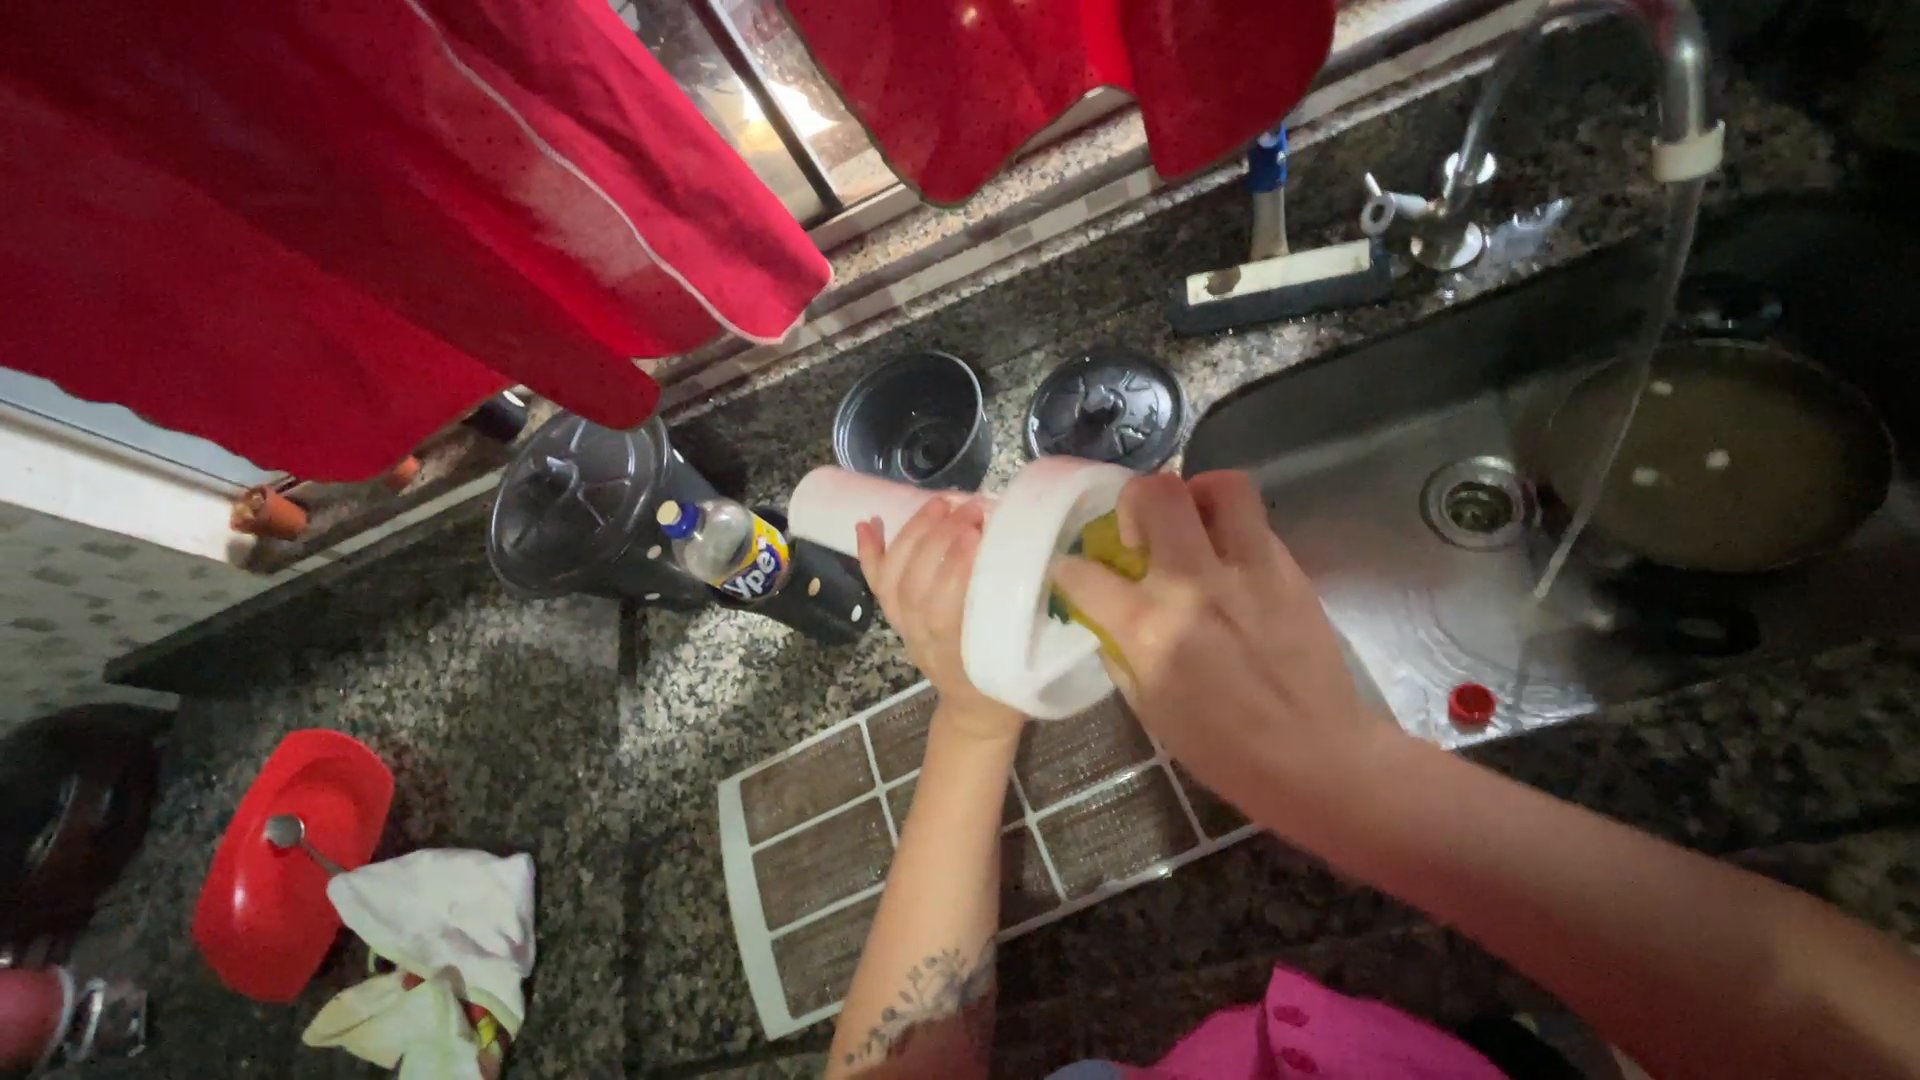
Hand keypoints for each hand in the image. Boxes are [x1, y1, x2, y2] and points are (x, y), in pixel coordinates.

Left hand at [856, 496, 1024, 740]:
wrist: (975, 710)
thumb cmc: (1008, 682)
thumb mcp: (1027, 658)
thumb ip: (1029, 619)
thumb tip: (1051, 562)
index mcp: (958, 654)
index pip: (942, 610)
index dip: (953, 569)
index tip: (978, 533)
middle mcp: (923, 639)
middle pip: (915, 585)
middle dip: (938, 539)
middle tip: (970, 509)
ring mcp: (904, 628)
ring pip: (894, 578)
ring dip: (913, 535)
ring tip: (940, 504)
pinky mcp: (895, 618)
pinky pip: (877, 583)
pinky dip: (869, 552)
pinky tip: (868, 521)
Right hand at [1050, 471, 1396, 805]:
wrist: (1316, 757)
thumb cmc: (1222, 747)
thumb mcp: (1147, 707)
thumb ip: (1119, 648)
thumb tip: (1105, 611)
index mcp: (1150, 629)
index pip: (1085, 572)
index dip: (1068, 568)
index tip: (1074, 572)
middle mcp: (1195, 584)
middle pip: (1156, 494)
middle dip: (1133, 501)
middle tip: (1140, 533)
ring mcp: (1248, 571)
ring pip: (1220, 486)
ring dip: (1195, 495)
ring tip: (1191, 524)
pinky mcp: (1289, 570)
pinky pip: (1255, 522)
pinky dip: (1232, 528)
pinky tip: (1229, 560)